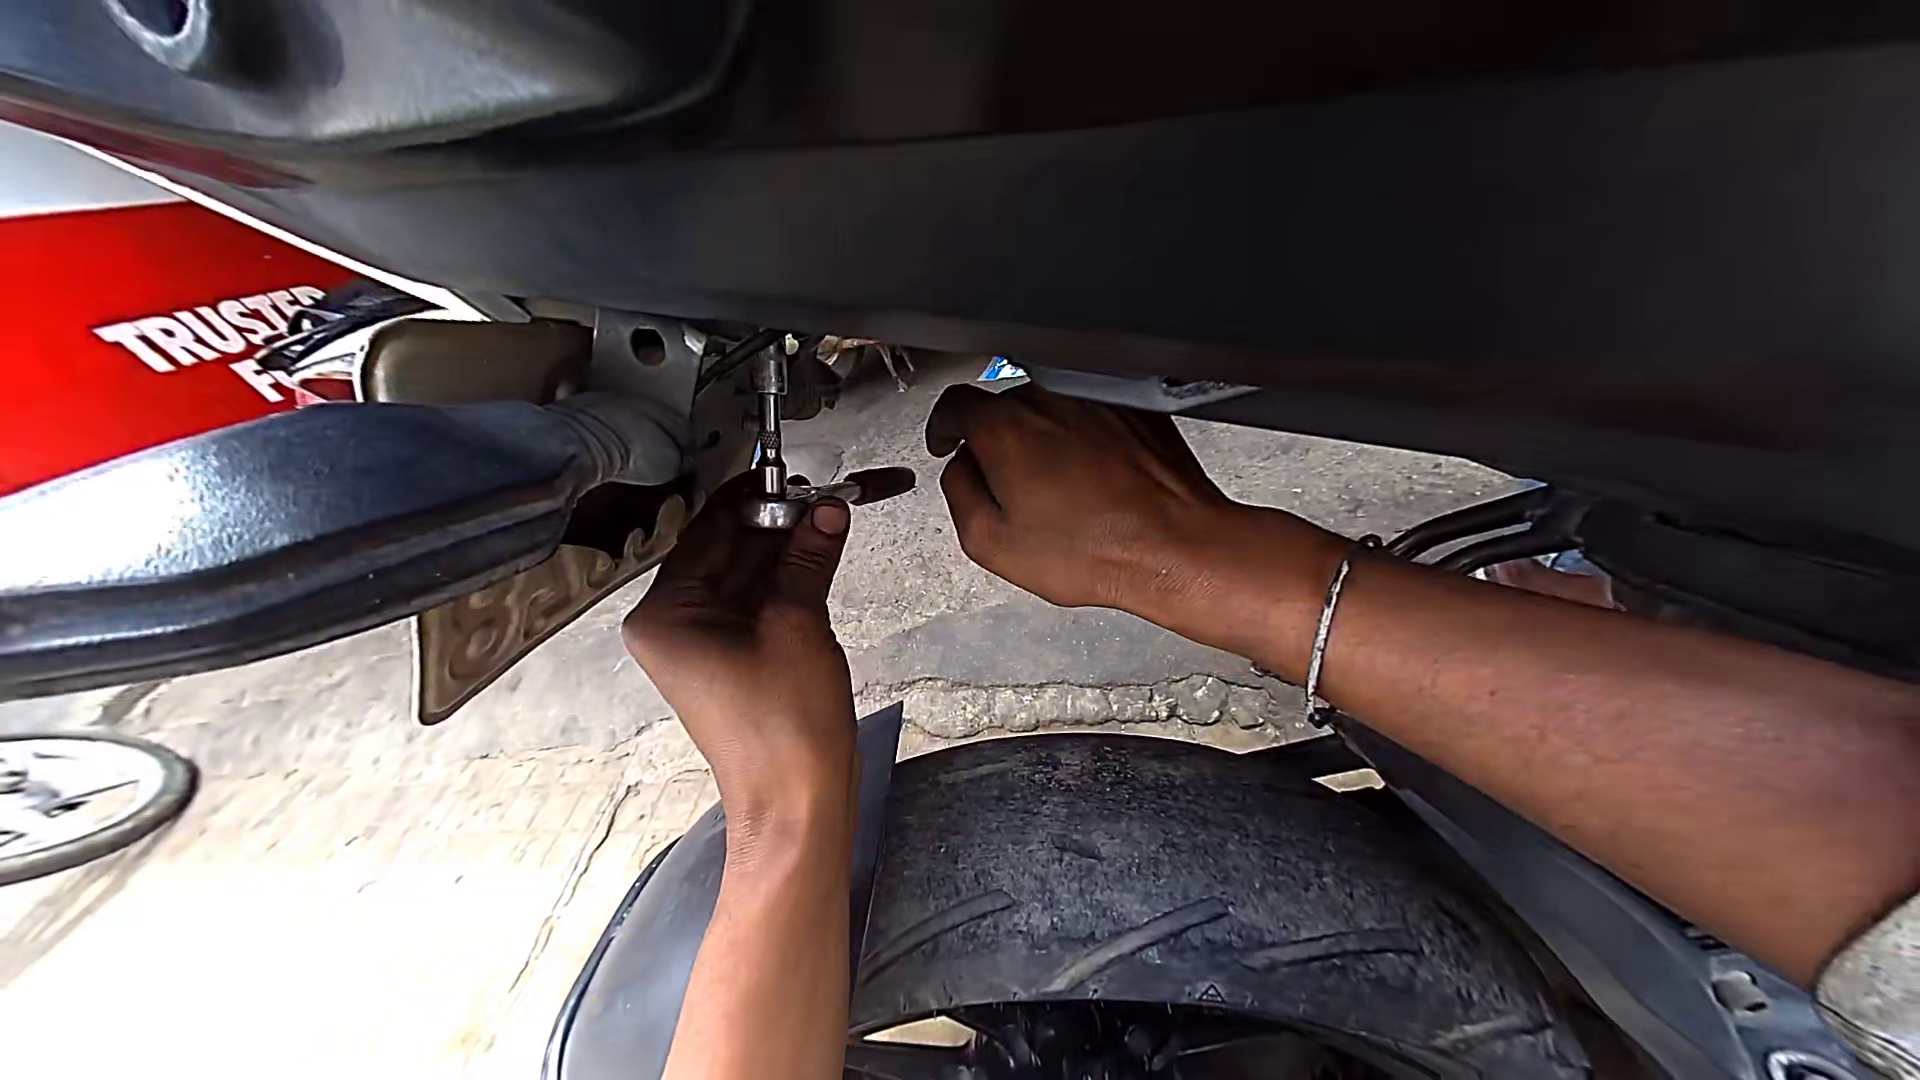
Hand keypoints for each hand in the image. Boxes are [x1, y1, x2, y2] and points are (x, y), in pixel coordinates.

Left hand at [623, 477, 856, 823]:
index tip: (787, 471)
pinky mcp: (739, 652)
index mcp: (666, 613)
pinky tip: (821, 548)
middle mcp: (677, 621)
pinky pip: (762, 599)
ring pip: (751, 573)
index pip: (708, 532)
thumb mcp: (798, 624)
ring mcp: (708, 639)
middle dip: (778, 521)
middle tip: (822, 493)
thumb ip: (808, 558)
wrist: (800, 799)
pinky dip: (792, 576)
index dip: (752, 497)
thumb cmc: (786, 721)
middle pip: (730, 551)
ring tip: (830, 514)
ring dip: (790, 547)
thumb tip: (828, 508)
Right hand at [926, 384, 1347, 663]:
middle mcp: (1049, 399)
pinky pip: (1085, 415)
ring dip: (1040, 441)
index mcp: (1007, 428)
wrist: (1172, 547)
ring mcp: (1093, 398)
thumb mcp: (991, 541)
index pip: (955, 403)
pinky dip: (1078, 439)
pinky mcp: (1128, 406)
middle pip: (1002, 407)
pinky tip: (1090, 481)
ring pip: (1046, 410)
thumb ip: (959, 491)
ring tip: (1060, 492)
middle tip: (1011, 488)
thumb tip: (960, 468)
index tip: (947, 441)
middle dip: (996, 443)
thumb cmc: (1092, 550)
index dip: (943, 426)